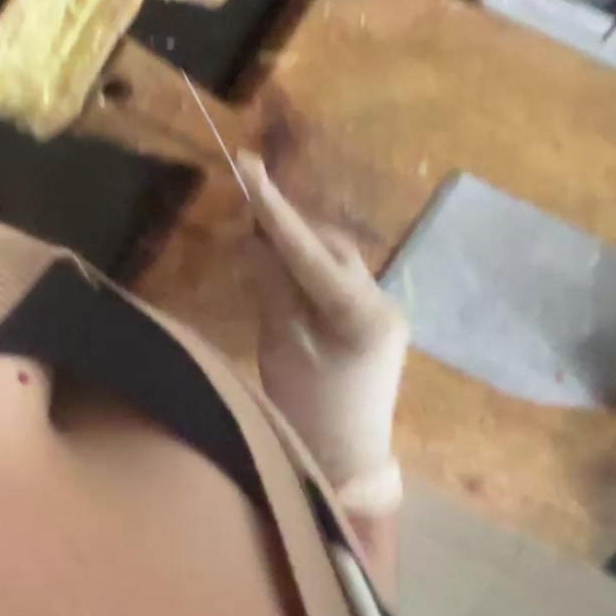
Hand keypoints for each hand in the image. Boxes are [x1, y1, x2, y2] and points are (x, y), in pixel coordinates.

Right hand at [240, 153, 408, 515]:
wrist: (343, 453)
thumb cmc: (309, 404)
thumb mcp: (281, 343)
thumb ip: (269, 286)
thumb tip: (250, 237)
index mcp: (361, 310)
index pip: (306, 247)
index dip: (272, 205)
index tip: (247, 163)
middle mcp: (378, 299)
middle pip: (322, 243)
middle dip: (281, 223)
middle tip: (237, 209)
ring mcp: (375, 306)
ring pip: (325, 254)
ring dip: (287, 242)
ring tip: (248, 240)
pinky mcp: (362, 315)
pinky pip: (323, 273)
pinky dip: (294, 263)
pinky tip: (268, 265)